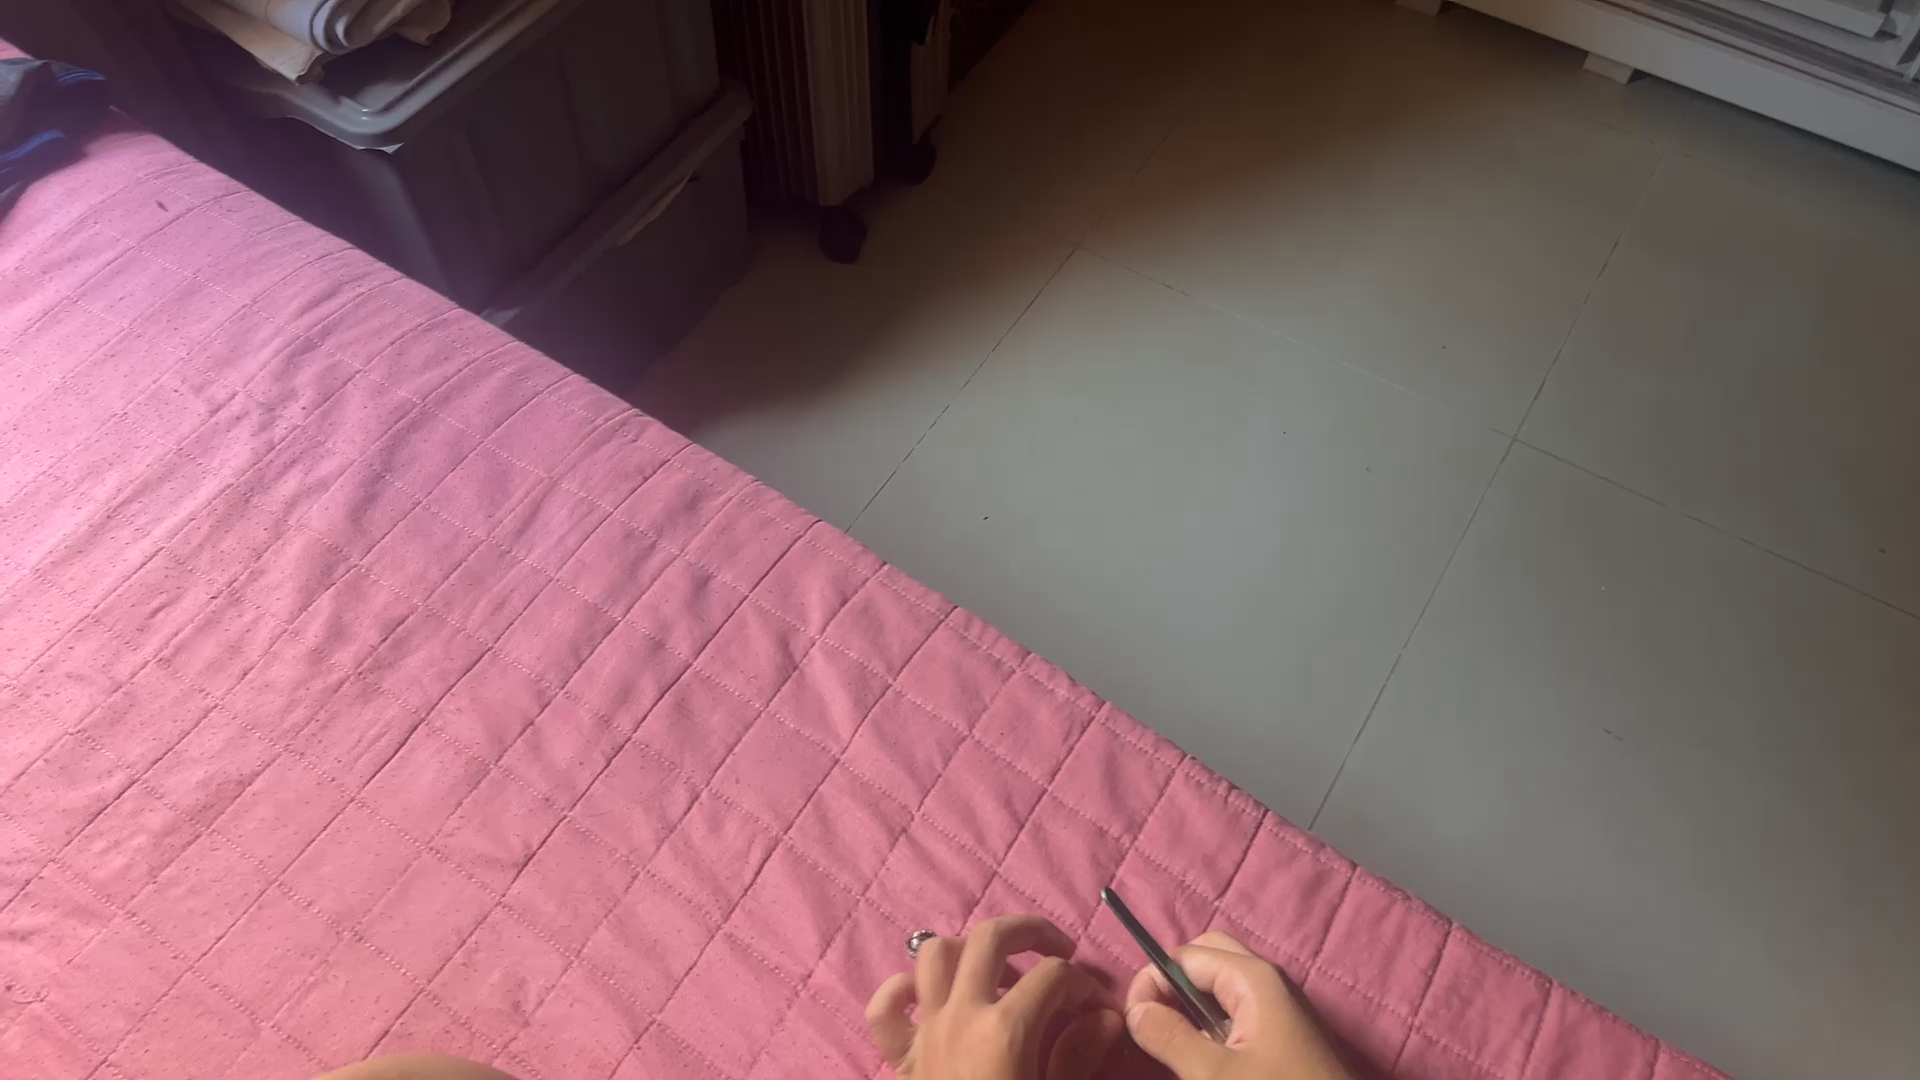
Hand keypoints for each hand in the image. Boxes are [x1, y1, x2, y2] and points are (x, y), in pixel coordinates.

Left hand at [866, 914, 1124, 1079]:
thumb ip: (1079, 1057)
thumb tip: (1104, 1018)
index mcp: (1004, 1029)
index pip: (1053, 976)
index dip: (1084, 985)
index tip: (1101, 1009)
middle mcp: (959, 1015)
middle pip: (991, 937)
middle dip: (1031, 931)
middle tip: (1059, 949)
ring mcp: (924, 1031)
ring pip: (934, 954)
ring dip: (968, 952)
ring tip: (999, 972)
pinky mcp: (898, 1059)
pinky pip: (886, 1007)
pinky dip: (904, 992)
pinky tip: (931, 1000)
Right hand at [1124, 931, 1351, 1079]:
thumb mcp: (1217, 1078)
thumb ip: (1170, 1037)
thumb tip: (1134, 1009)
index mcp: (1253, 978)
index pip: (1185, 956)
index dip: (1153, 982)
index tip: (1134, 1020)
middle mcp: (1269, 981)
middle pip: (1207, 957)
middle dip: (1175, 982)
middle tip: (1156, 1023)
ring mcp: (1283, 1009)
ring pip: (1224, 985)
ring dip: (1194, 1004)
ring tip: (1179, 1047)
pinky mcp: (1289, 1037)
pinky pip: (1241, 1010)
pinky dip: (1216, 1023)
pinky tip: (1211, 1061)